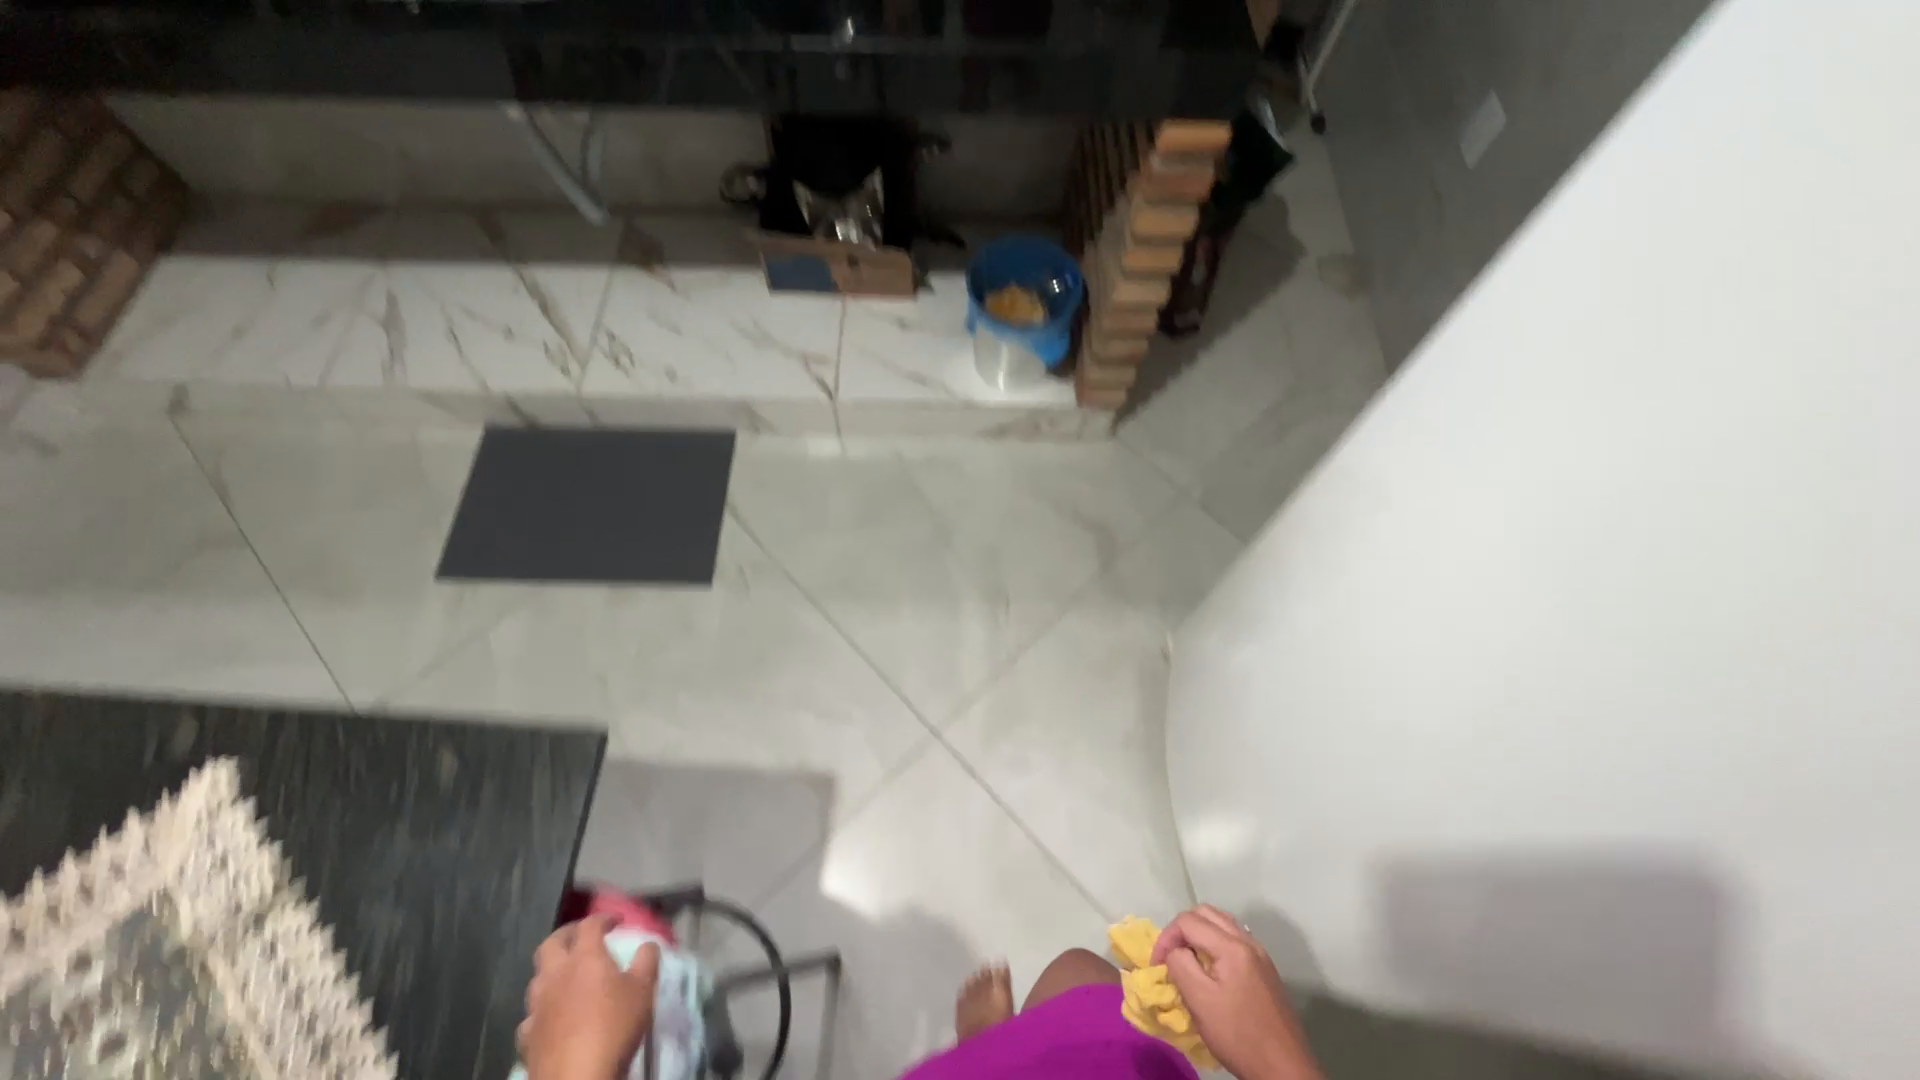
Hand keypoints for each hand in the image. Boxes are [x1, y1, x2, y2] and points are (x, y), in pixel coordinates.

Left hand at [519, 917, 659, 1079]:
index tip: (617, 922)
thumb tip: (648, 944)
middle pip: (551, 944)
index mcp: (584, 958)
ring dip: (551, 971)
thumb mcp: (644, 990)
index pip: (589, 925)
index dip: (604, 918)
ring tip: (566, 977)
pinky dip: (541, 1010)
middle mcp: (555, 975)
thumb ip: (647, 961)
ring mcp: (536, 1006)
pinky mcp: (526, 1036)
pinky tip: (551, 1018)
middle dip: (566, 935)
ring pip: (536, 978)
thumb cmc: (614, 1027)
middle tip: (582, 938)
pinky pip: (531, 1015)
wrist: (577, 1078)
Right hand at [1153, 905, 1320, 1079]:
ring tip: (1188, 960)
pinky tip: (1211, 970)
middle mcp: (1249, 942)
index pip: (1188, 921)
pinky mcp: (1265, 970)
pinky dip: (1215, 944)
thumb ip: (1181, 965)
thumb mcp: (1200, 1001)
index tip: (1157, 966)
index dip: (1166, 938)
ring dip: (1199, 934)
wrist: (1284, 1069)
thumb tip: (1174, 951)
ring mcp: (1260, 955)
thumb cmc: (1238, 1036)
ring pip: (1222, 924)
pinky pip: (1234, 940)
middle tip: (1171, 956)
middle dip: (1181, 929)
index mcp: (1232, 947)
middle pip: (1206, 913)